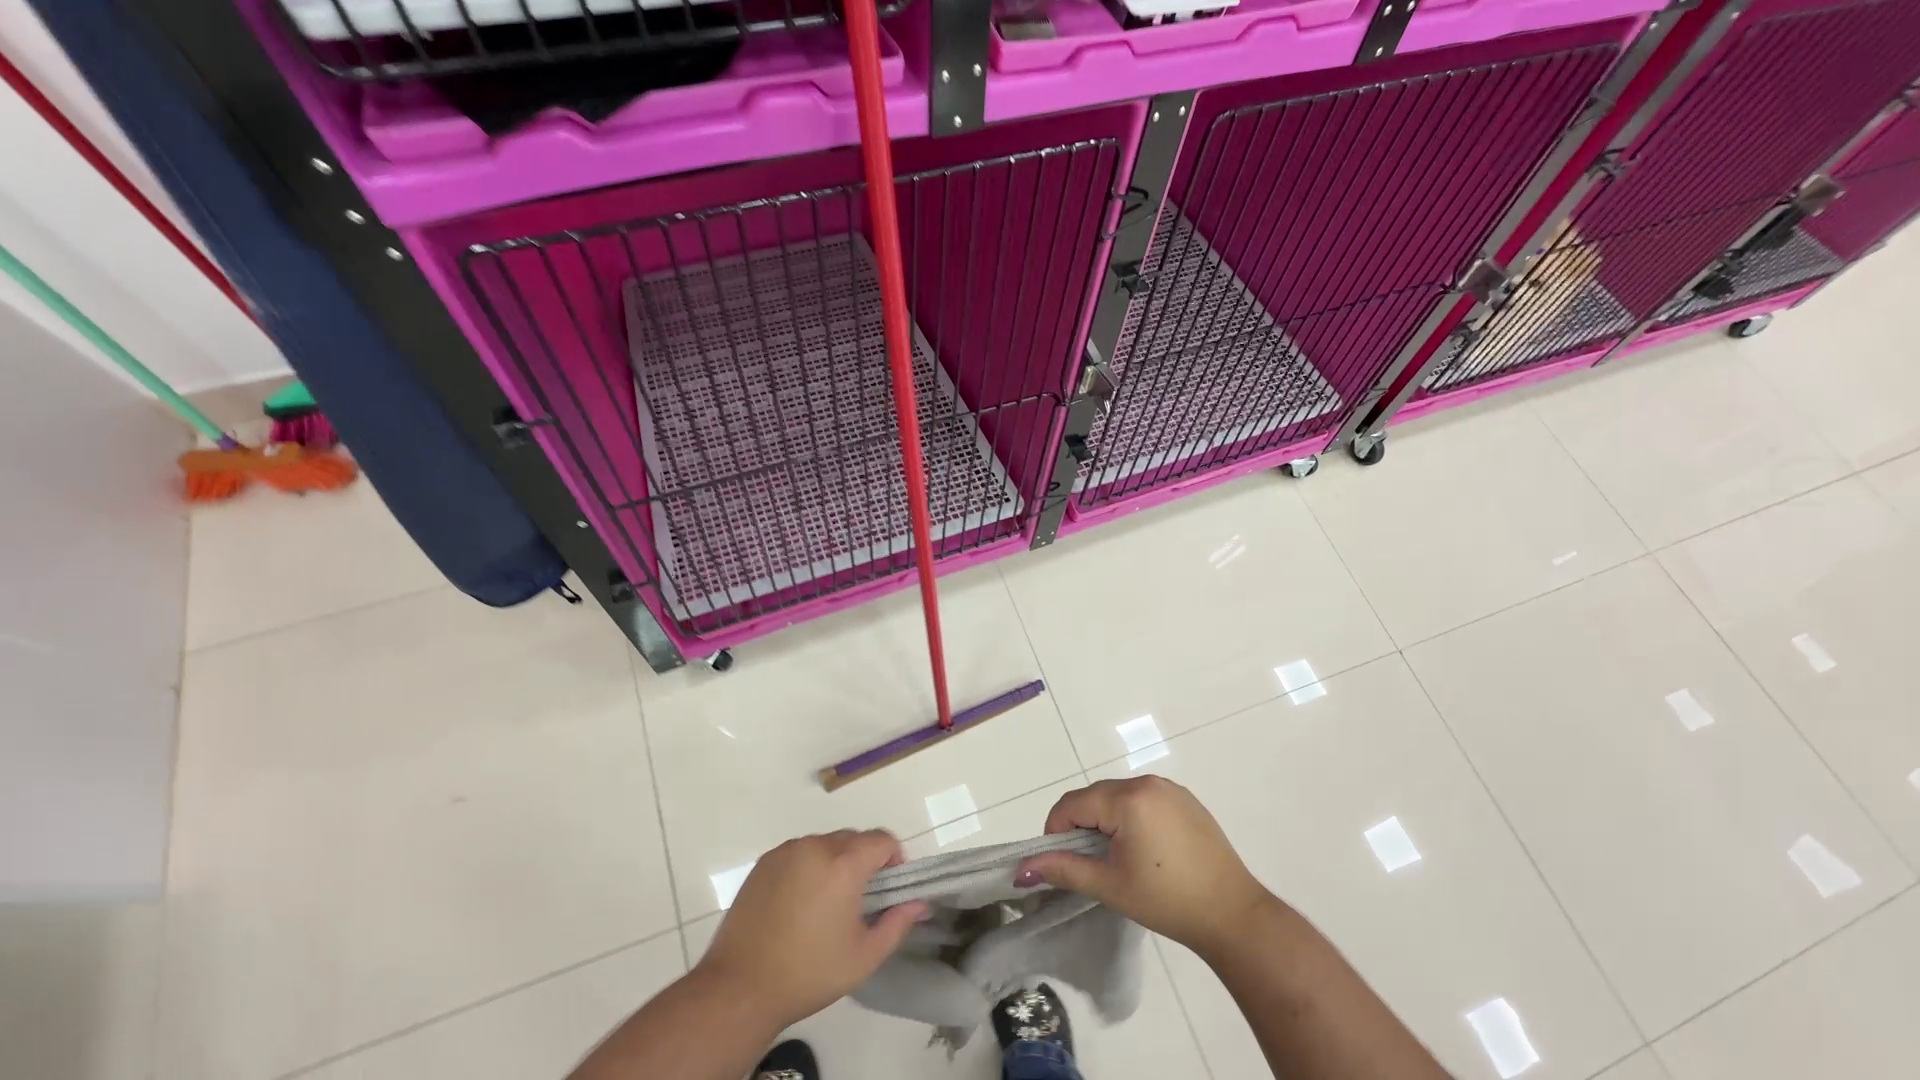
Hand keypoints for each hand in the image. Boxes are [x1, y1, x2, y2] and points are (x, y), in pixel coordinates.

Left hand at [695, 829, 926, 1031]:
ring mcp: (785, 853)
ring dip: (836, 862)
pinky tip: (801, 903)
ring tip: (829, 903)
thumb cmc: (809, 974)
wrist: (740, 987)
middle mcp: (814, 847)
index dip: (894, 859)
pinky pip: (798, 853)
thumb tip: (919, 903)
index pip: (882, 840)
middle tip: (862, 900)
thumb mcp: (865, 956)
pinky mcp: (763, 864)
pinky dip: (809, 867)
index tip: (891, 888)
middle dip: (866, 861)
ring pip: (825, 844)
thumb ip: (897, 923)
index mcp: (843, 865)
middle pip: (853, 839)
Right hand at [1014, 776, 1272, 959]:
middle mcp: (1148, 783)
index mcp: (1128, 799)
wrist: (1231, 913)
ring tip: (1115, 860)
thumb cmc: (1166, 900)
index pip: (1072, 804)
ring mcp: (1170, 789)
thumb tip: (1022, 868)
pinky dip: (1131, 819)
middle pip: (1095, 796)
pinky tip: (1143, 852)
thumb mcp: (1109, 885)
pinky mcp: (1186, 800)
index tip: (1061, 864)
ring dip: (1105, 822)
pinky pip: (1143, 800)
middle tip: (1088, 866)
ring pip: (1118, 797)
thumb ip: (1063, 869)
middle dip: (1081, 826)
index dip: (1056, 832)